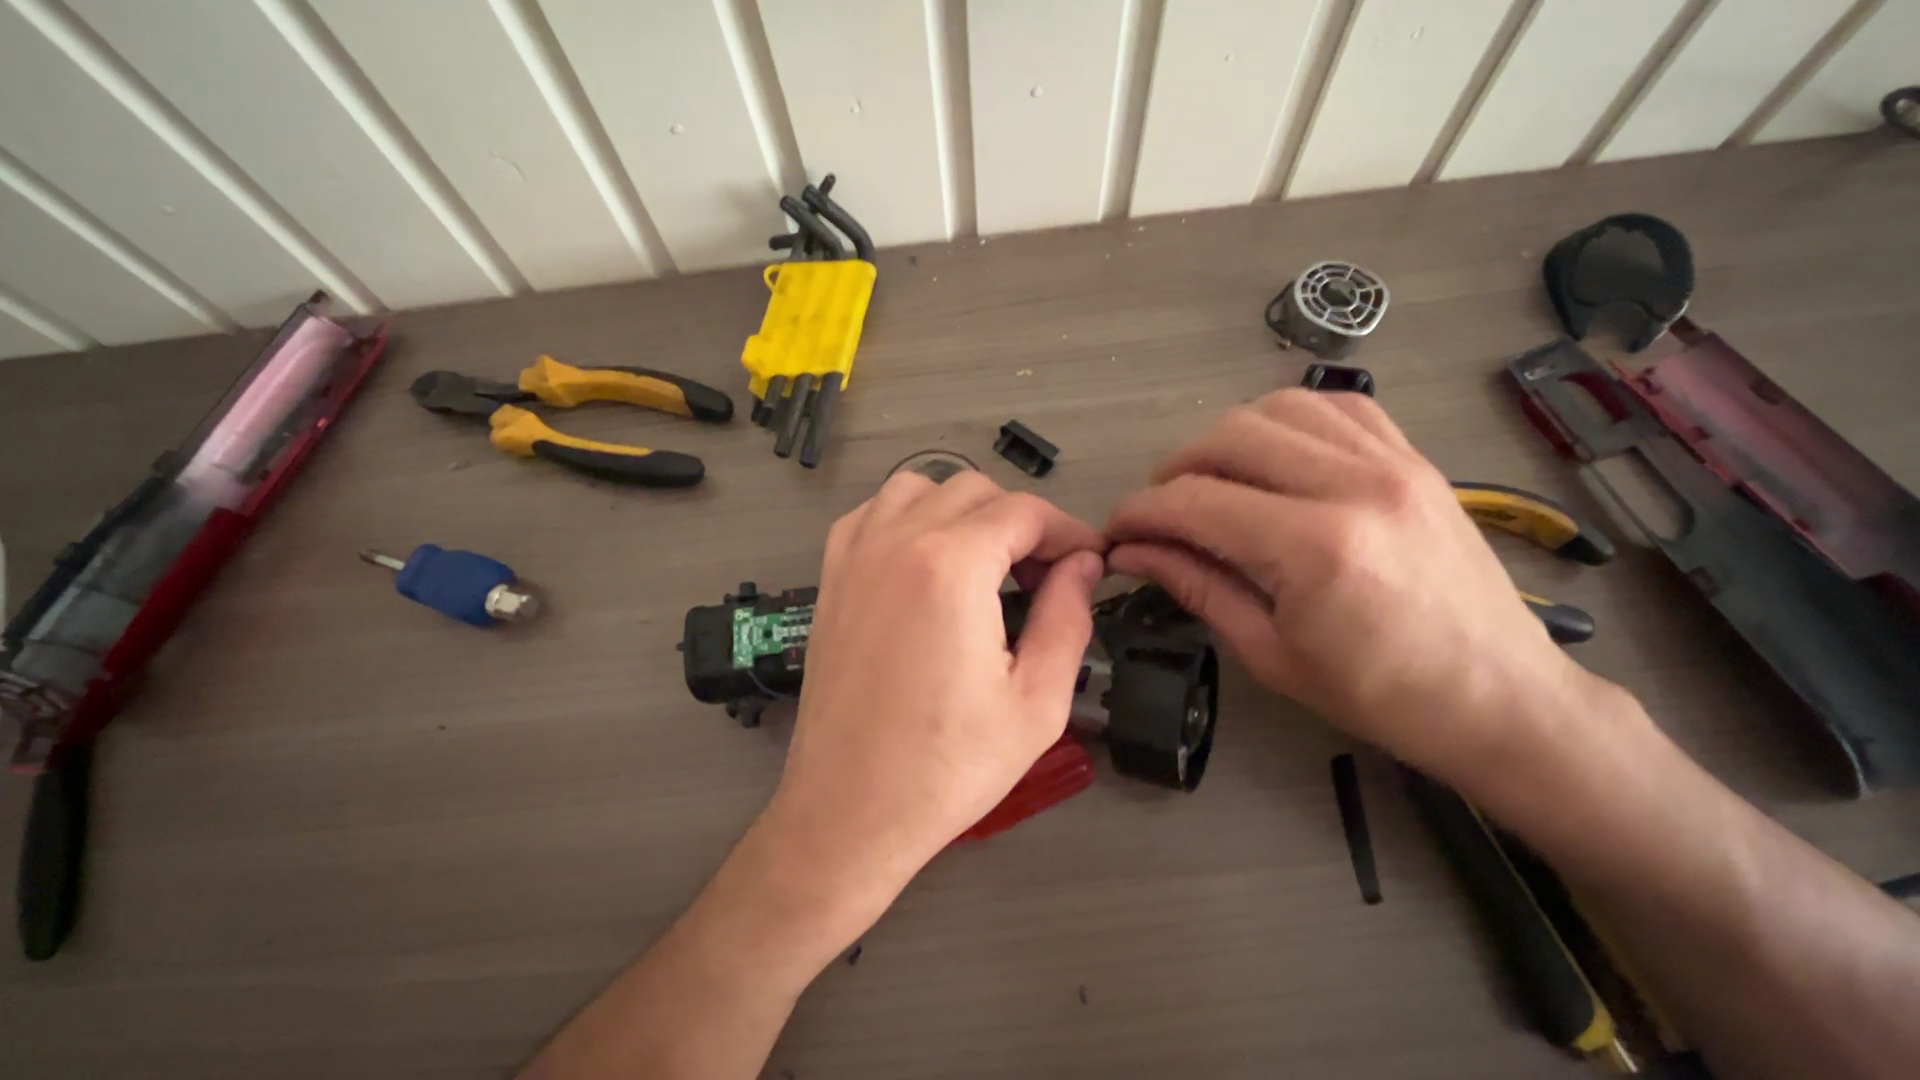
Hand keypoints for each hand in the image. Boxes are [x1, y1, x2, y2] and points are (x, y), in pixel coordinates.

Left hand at [763, 470, 1105, 903]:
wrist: (850, 810)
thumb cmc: (947, 767)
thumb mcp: (1036, 702)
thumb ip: (1067, 619)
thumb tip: (1083, 567)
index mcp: (952, 566)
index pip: (1025, 511)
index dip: (1068, 532)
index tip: (1089, 563)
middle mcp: (896, 541)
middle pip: (975, 490)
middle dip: (1021, 523)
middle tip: (1045, 579)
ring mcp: (854, 555)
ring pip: (919, 488)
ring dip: (963, 512)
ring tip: (987, 566)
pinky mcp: (830, 578)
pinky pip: (873, 514)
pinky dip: (908, 518)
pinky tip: (927, 565)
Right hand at [1105, 389, 1587, 781]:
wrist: (1498, 696)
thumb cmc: (1379, 695)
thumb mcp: (1270, 653)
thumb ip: (1197, 587)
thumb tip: (1132, 553)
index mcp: (1314, 548)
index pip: (1195, 501)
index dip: (1141, 513)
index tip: (1117, 532)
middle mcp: (1353, 485)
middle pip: (1229, 438)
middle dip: (1174, 471)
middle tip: (1160, 513)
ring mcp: (1393, 462)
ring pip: (1279, 408)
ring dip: (1227, 438)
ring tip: (1213, 480)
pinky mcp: (1416, 458)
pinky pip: (1339, 407)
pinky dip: (1291, 419)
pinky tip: (1277, 455)